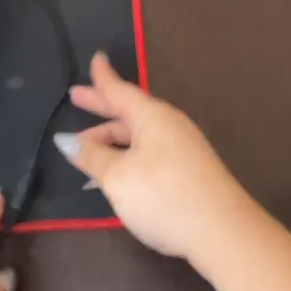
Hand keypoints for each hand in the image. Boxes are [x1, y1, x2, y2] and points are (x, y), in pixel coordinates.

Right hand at [55, 53, 261, 264]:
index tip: (96, 57)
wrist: (223, 233)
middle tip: (76, 97)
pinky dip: (126, 155)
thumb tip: (66, 141)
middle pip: (128, 111)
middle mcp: (168, 126)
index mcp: (151, 116)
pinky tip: (114, 173)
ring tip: (85, 148)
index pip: (120, 90)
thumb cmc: (164, 195)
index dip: (103, 78)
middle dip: (102, 107)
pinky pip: (148, 152)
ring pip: (138, 135)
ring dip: (111, 138)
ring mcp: (181, 149)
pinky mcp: (188, 172)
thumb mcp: (118, 176)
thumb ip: (92, 157)